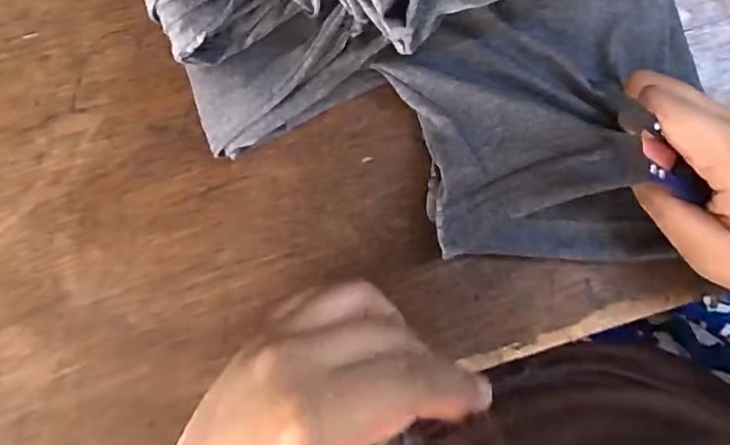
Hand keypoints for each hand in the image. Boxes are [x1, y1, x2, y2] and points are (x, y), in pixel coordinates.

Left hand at [178, 281, 491, 444]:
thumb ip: (382, 434)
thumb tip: (426, 418)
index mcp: (309, 414)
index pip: (404, 377)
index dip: (452, 386)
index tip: (478, 397)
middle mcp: (289, 362)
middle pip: (388, 334)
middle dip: (431, 360)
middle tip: (454, 391)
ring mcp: (265, 342)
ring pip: (357, 299)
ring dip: (397, 325)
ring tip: (413, 360)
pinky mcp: (251, 339)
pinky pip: (318, 299)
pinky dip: (354, 311)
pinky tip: (365, 339)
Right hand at [626, 71, 729, 327]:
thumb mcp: (710, 256)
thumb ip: (661, 204)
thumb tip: (636, 166)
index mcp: (726, 147)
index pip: (654, 95)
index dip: (632, 122)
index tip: (647, 166)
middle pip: (657, 83)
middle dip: (640, 119)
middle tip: (662, 172)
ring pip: (672, 93)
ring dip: (659, 126)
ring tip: (681, 179)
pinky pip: (690, 108)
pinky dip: (676, 130)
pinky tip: (697, 175)